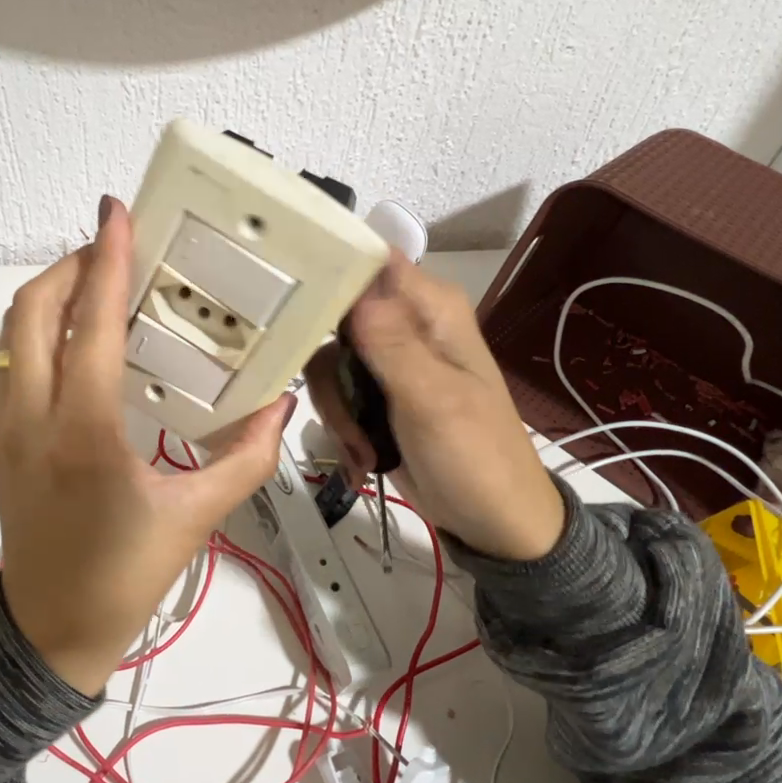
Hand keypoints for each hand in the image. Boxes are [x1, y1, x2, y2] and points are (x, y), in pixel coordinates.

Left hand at [0, 196, 294, 694]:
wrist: (50, 627)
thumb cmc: (125, 574)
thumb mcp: (197, 517)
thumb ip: (246, 457)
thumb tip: (280, 403)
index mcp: (85, 431)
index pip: (91, 323)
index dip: (106, 260)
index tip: (118, 212)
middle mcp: (34, 416)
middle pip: (33, 309)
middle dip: (71, 266)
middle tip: (117, 251)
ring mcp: (7, 425)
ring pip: (16, 331)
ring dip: (53, 294)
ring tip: (102, 284)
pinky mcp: (0, 436)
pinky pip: (15, 359)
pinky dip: (44, 329)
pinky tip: (84, 338)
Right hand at [304, 251, 563, 561]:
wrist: (492, 521)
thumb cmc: (475, 457)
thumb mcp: (434, 400)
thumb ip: (391, 344)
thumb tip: (350, 288)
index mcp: (430, 308)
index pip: (367, 261)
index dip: (325, 270)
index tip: (289, 305)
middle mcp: (406, 322)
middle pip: (332, 315)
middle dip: (328, 370)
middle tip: (344, 412)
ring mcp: (388, 360)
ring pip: (326, 361)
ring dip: (336, 410)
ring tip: (364, 448)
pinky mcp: (374, 394)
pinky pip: (333, 393)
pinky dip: (341, 427)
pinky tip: (363, 455)